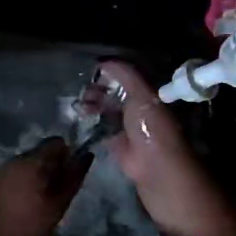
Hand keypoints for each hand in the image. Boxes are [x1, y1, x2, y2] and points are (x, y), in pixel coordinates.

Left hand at [0, 138, 90, 235]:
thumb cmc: (28, 223)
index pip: (57, 142)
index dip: (67, 155)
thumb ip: (74, 177)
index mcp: (34, 160)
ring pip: (27, 163)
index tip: (68, 174)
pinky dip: (22, 181)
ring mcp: (2, 168)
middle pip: (41, 152)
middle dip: (52, 166)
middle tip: (56, 190)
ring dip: (36, 174)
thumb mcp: (58, 203)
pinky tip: (22, 201)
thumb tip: (87, 154)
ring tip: (39, 198)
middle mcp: (17, 157)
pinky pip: (14, 173)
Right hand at [96, 61, 235, 235]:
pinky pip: (105, 132)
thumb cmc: (153, 130)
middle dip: (101, 90)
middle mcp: (143, 111)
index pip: (130, 78)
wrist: (158, 173)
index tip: (93, 70)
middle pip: (118, 95)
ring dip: (95, 106)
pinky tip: (80, 120)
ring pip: (110, 112)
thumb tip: (104, 61)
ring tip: (78, 105)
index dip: (113, 73)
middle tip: (82, 90)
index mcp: (152, 96)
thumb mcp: (142, 96)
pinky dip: (93, 125)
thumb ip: (126, 76)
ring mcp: (132, 131)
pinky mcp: (121, 149)